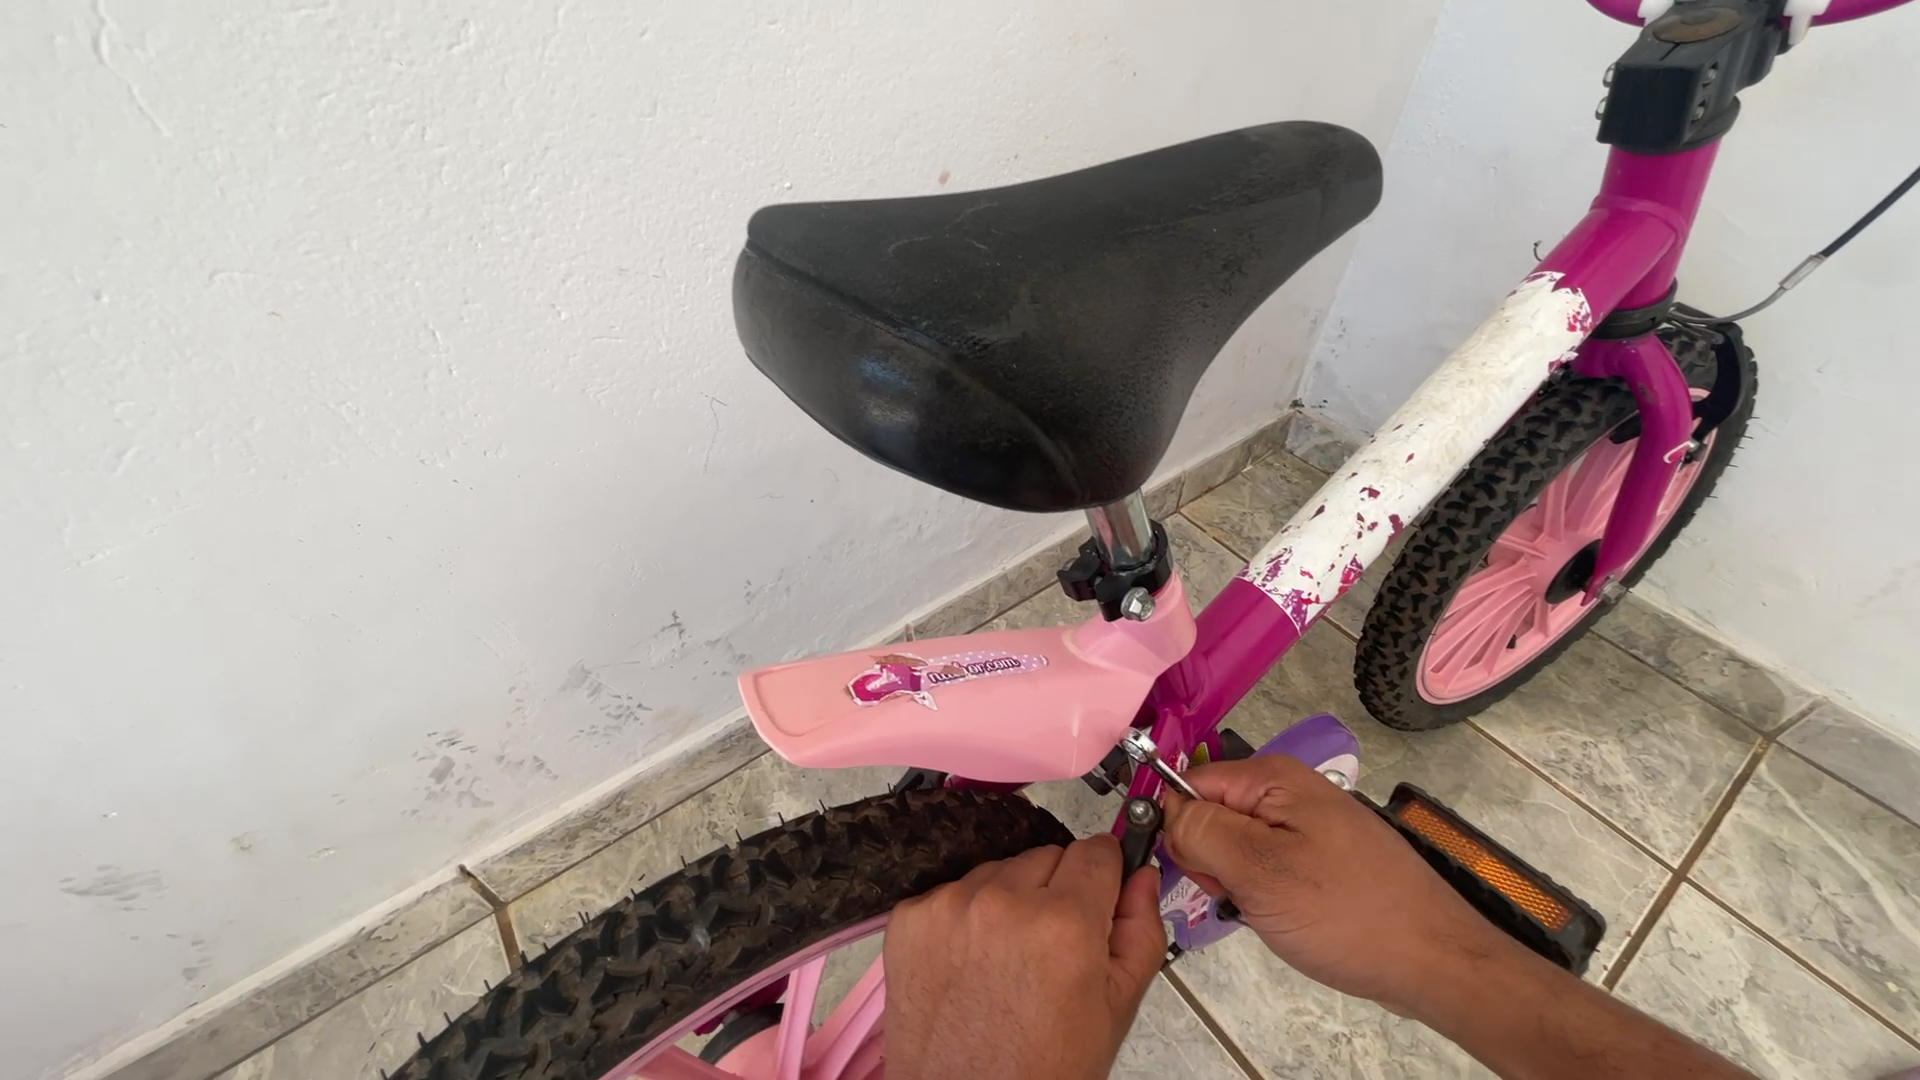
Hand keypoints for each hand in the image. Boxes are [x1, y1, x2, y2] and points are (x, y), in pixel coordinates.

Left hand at [883, 835, 1164, 1079]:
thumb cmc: (1045, 1069)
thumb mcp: (1115, 1010)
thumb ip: (1140, 931)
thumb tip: (1142, 874)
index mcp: (1064, 923)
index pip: (1096, 851)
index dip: (1104, 874)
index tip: (1099, 894)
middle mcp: (1004, 900)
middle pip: (1047, 856)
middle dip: (1057, 890)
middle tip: (1051, 946)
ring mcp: (950, 904)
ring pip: (999, 870)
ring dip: (1009, 899)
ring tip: (1006, 960)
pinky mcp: (910, 916)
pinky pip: (953, 891)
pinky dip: (964, 917)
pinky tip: (969, 963)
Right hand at [1161, 753, 1509, 1016]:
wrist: (1438, 964)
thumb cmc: (1345, 913)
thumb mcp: (1258, 871)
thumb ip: (1200, 831)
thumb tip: (1162, 806)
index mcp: (1272, 777)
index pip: (1191, 784)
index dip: (1180, 826)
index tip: (1193, 870)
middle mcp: (1288, 789)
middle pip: (1212, 812)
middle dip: (1211, 857)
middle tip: (1239, 894)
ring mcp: (1307, 823)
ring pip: (1237, 843)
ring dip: (1235, 879)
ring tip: (1266, 910)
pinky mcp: (1320, 855)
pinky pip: (1266, 862)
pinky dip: (1262, 890)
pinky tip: (1282, 914)